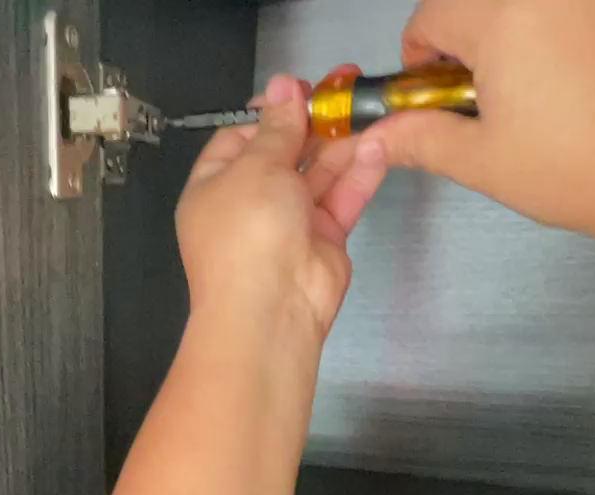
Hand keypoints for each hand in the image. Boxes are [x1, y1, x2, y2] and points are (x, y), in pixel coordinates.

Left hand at [177, 70, 391, 341]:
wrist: (270, 309)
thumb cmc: (246, 232)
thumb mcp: (254, 168)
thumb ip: (277, 128)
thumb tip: (282, 86)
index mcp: (213, 189)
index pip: (236, 141)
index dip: (268, 115)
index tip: (299, 91)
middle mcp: (248, 206)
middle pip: (283, 155)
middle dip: (312, 124)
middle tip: (346, 90)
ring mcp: (286, 225)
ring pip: (317, 176)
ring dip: (343, 145)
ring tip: (371, 110)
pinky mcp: (321, 242)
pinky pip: (341, 201)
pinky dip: (359, 175)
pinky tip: (380, 145)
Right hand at [368, 0, 594, 250]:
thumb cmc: (581, 166)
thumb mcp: (480, 161)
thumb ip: (419, 138)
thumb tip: (378, 137)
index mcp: (506, 13)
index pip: (432, 13)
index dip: (422, 57)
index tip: (434, 90)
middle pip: (485, 1)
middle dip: (473, 40)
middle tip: (489, 93)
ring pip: (540, 2)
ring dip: (525, 31)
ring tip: (547, 87)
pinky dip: (580, 25)